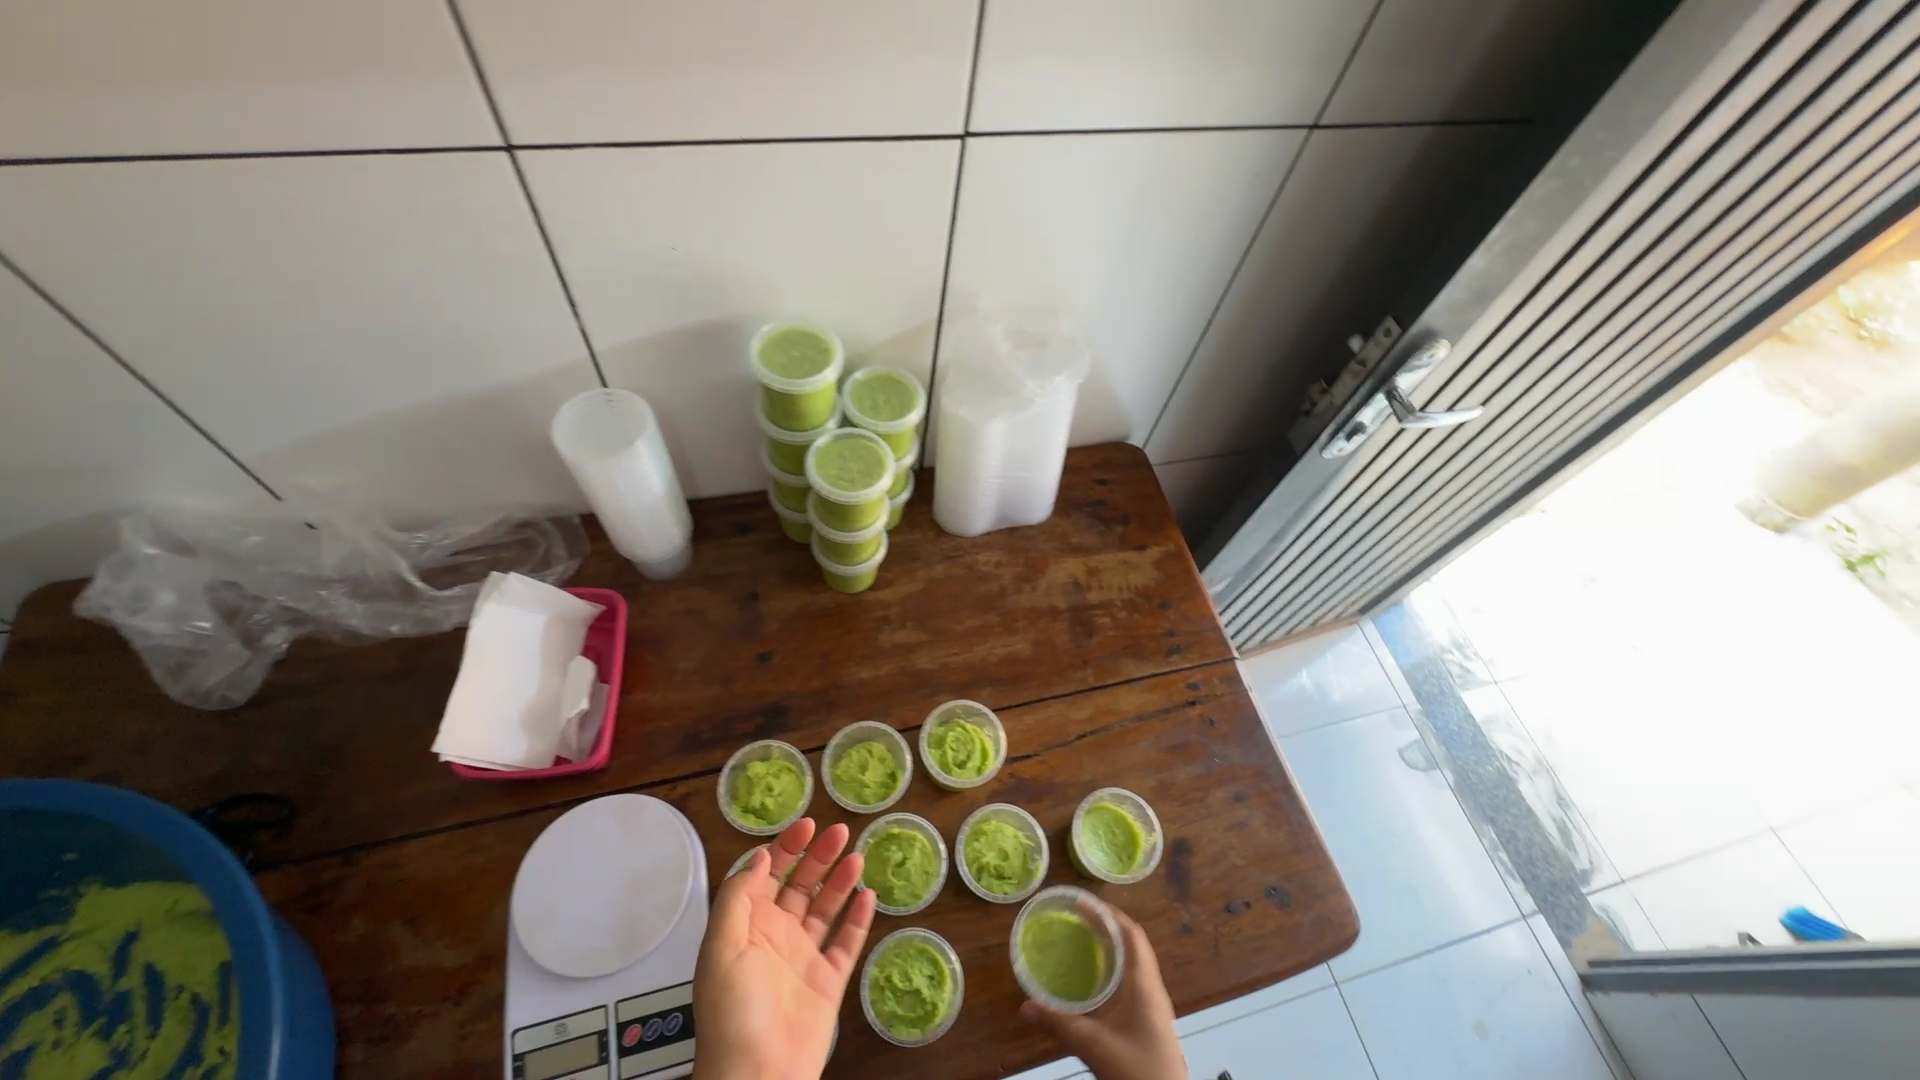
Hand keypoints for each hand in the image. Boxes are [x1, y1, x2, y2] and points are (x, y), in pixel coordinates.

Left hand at [693, 819, 876, 1079]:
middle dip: (818, 856)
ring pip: (825, 909)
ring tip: (858, 857)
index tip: (807, 824)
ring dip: (840, 881)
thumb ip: (738, 898)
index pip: (767, 874)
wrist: (757, 1077)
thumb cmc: (733, 1014)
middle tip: (841, 832)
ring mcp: (803, 958)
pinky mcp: (828, 982)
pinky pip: (846, 943)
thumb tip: (760, 855)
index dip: (786, 847)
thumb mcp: (721, 949)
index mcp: (747, 927)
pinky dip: (858, 919)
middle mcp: (776, 936)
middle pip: (800, 885)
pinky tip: (869, 896)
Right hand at [1021, 908, 1187, 1079]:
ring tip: (1082, 939)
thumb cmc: (1138, 1071)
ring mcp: (1153, 1006)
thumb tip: (1025, 1006)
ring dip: (1111, 947)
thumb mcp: (1095, 1047)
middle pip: (1132, 945)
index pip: (1132, 934)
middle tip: (1076, 917)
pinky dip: (1113, 969)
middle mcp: (1152, 989)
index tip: (1083, 902)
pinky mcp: (1149, 1022)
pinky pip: (1131, 982)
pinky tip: (1094, 979)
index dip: (1109, 914)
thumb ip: (1060, 1025)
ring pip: (1133, 964)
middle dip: (1106, 926)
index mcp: (1144, 984)